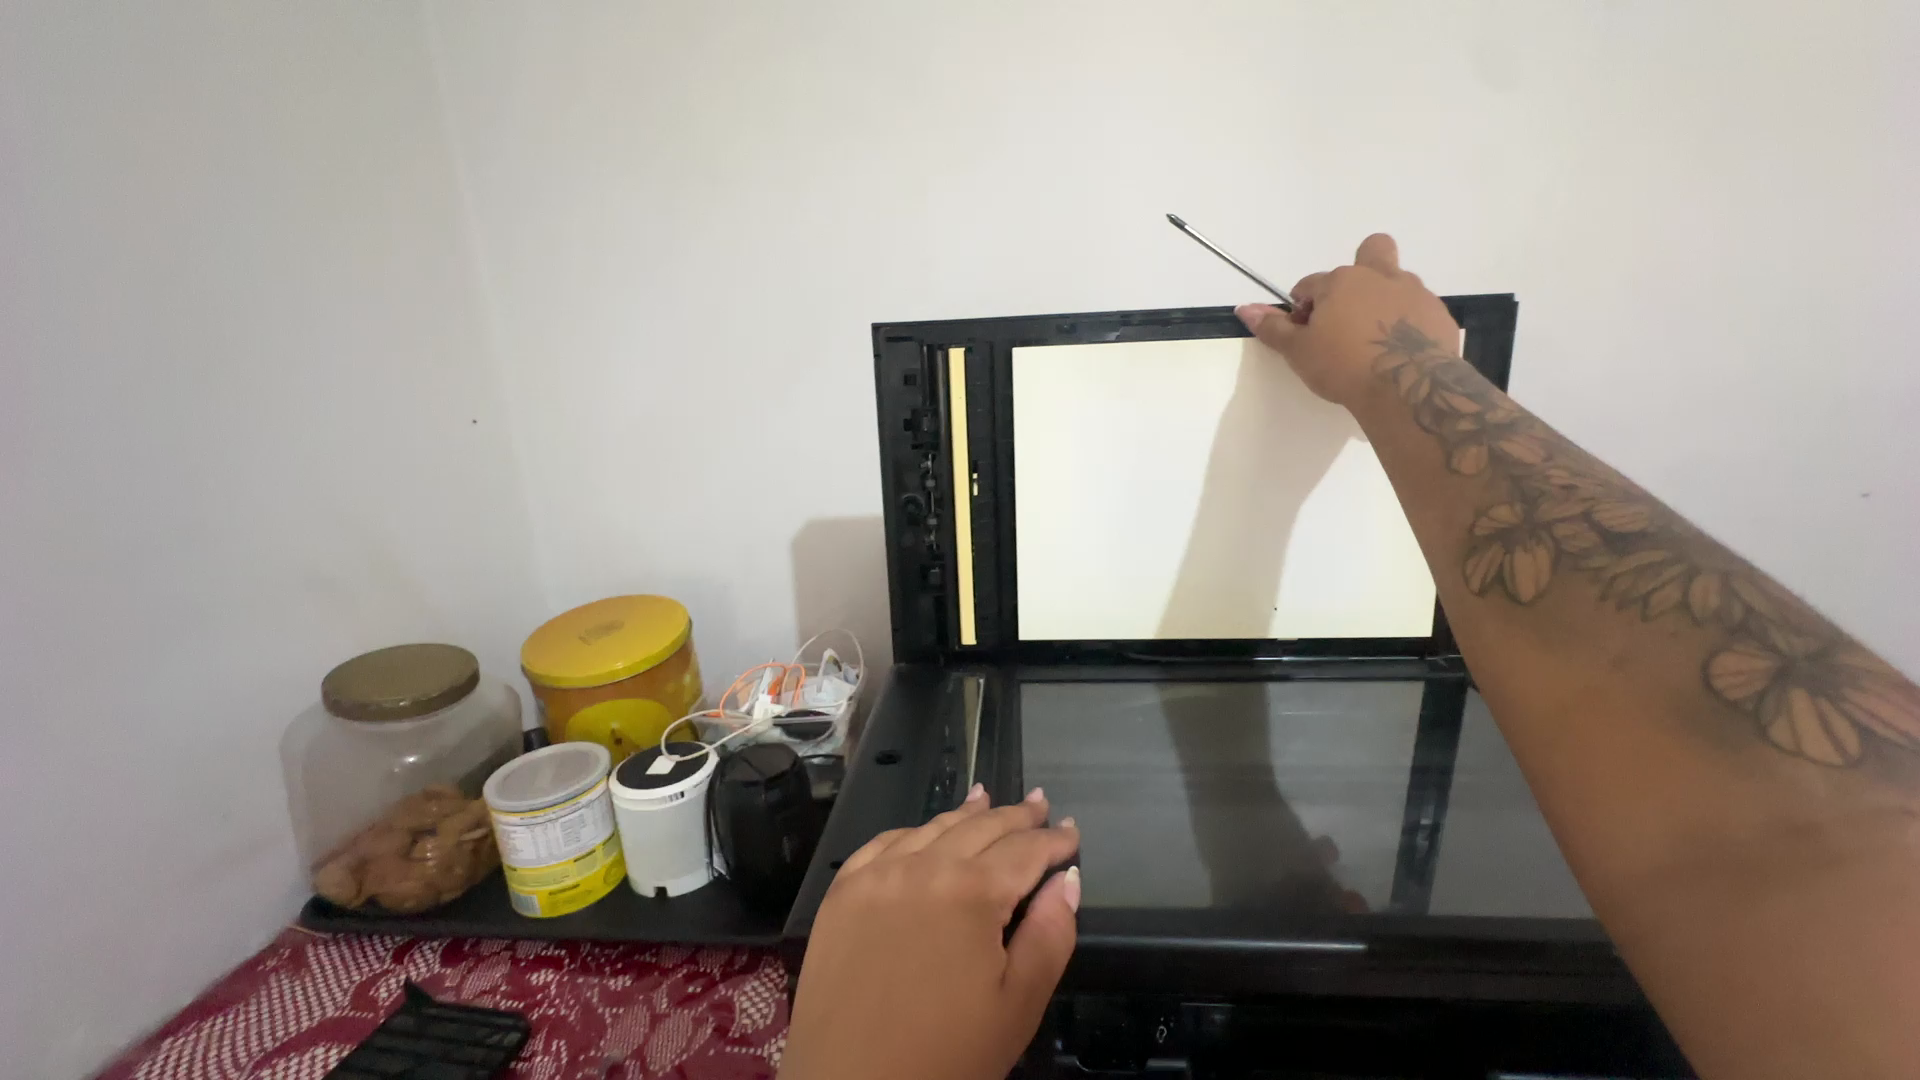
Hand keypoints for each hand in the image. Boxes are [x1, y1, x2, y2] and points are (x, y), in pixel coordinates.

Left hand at [779, 785, 1081, 1079]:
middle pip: (981, 827)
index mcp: (972, 891)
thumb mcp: (1018, 1005)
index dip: (1054, 840)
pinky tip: (925, 833)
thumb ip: (1051, 935)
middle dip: (1016, 816)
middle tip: (1040, 802)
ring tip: (987, 797)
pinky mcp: (843, 892)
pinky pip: (884, 844)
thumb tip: (1067, 879)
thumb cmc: (946, 1054)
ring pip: (933, 828)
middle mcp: (924, 866)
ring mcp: (877, 874)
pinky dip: (914, 833)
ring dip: (967, 813)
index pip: (1025, 851)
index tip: (1072, 830)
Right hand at [1236, 233, 1458, 406]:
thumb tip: (1244, 308)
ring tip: (1371, 341)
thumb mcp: (1298, 351)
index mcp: (1342, 281)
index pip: (1311, 284)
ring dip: (1382, 301)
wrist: (1405, 387)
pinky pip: (1418, 311)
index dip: (1302, 308)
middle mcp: (1381, 276)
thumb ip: (1273, 328)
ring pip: (1397, 283)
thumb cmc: (1341, 365)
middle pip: (1372, 251)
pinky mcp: (1439, 315)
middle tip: (1347, 311)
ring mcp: (1416, 293)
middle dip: (1359, 270)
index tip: (1303, 333)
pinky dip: (1405, 324)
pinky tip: (1396, 353)